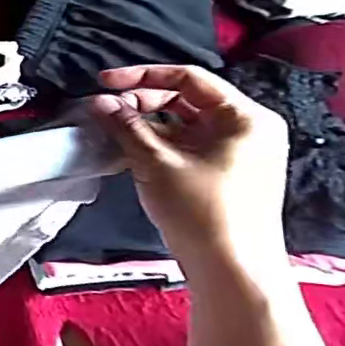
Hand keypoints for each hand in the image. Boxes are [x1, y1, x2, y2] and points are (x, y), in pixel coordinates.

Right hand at [86, 65, 288, 272]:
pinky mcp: (223, 172)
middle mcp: (246, 129)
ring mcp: (236, 152)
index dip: (141, 76)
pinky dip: (157, 142)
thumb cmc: (202, 210)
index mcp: (245, 117)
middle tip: (105, 111)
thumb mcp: (156, 162)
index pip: (188, 78)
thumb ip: (125, 125)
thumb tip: (98, 100)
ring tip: (112, 130)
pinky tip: (129, 149)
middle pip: (185, 99)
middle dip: (141, 102)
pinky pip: (186, 144)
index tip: (103, 82)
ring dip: (145, 123)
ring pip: (183, 123)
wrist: (231, 269)